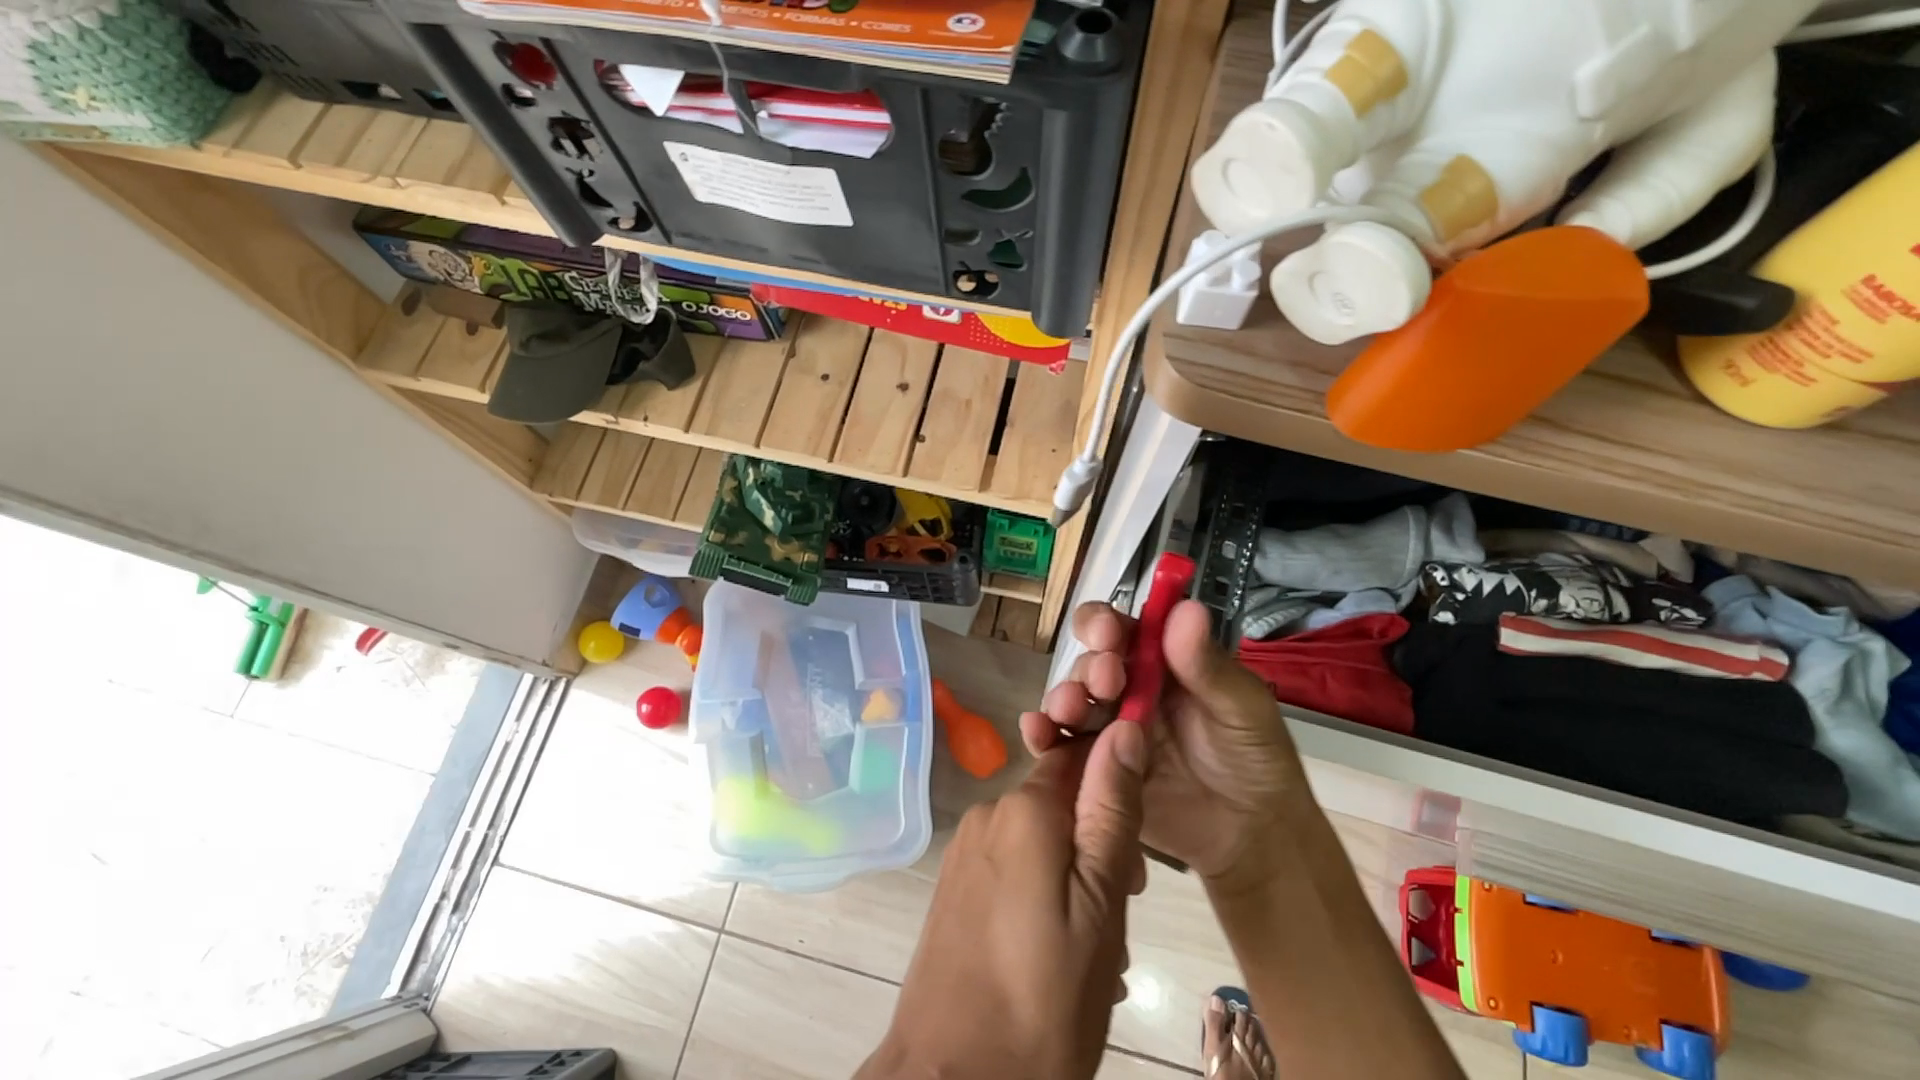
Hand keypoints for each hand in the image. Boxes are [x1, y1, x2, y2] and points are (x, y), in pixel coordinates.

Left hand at [857, 722, 1149, 1079]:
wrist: (951, 1079)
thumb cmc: (1042, 998)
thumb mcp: (1099, 903)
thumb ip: (1111, 812)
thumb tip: (1124, 728)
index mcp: (1023, 810)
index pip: (1083, 758)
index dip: (1119, 792)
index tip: (1138, 858)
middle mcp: (986, 817)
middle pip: (1064, 807)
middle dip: (1100, 851)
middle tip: (1118, 918)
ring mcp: (964, 854)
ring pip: (1043, 845)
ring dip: (1077, 884)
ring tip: (1093, 954)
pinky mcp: (955, 889)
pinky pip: (1014, 872)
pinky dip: (1044, 901)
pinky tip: (1057, 957)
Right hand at [1020, 600, 1309, 891]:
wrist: (1251, 837)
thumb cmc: (1255, 760)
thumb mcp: (1243, 707)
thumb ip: (1209, 664)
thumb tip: (1185, 608)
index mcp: (1163, 664)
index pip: (1122, 631)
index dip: (1106, 624)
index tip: (1106, 632)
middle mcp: (1129, 691)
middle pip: (1090, 665)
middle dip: (1089, 667)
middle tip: (1106, 682)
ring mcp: (1108, 731)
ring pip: (1071, 704)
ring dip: (1063, 698)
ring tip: (1070, 710)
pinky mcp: (1093, 771)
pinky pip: (1060, 749)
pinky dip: (1042, 735)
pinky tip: (1037, 732)